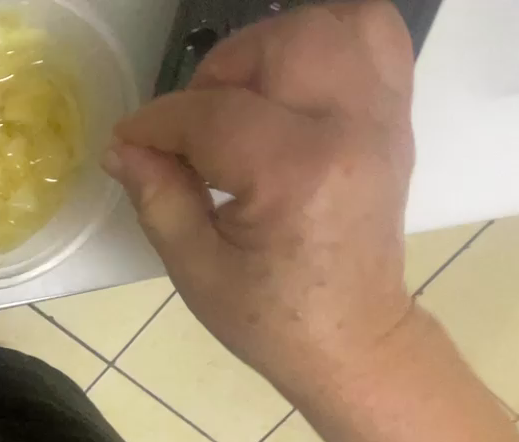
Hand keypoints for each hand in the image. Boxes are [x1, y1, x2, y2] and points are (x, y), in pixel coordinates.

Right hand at [103, 1, 417, 397]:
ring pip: (335, 22)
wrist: (347, 333)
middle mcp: (351, 128)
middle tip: (193, 124)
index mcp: (295, 177)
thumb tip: (122, 147)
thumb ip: (158, 196)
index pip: (214, 115)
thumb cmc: (264, 315)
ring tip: (239, 98)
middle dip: (219, 73)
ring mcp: (384, 114)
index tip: (127, 141)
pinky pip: (371, 36)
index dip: (158, 122)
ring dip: (272, 49)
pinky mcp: (395, 112)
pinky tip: (284, 89)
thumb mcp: (193, 267)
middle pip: (283, 44)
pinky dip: (321, 45)